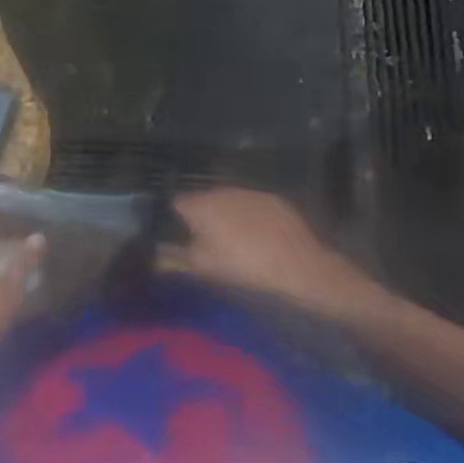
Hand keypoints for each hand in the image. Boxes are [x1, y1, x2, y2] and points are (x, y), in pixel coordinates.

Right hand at [165, 188, 377, 314]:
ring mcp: (250, 194)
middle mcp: (221, 192)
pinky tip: (258, 236)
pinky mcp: (274, 201)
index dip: (175, 220)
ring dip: (226, 215)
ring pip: (228, 201)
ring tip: (235, 239)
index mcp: (199, 206)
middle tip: (208, 240)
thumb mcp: (202, 267)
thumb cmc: (243, 269)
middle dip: (202, 216)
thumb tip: (162, 246)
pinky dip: (250, 216)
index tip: (179, 237)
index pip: (175, 204)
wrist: (301, 271)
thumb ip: (176, 253)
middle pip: (202, 200)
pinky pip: (252, 205)